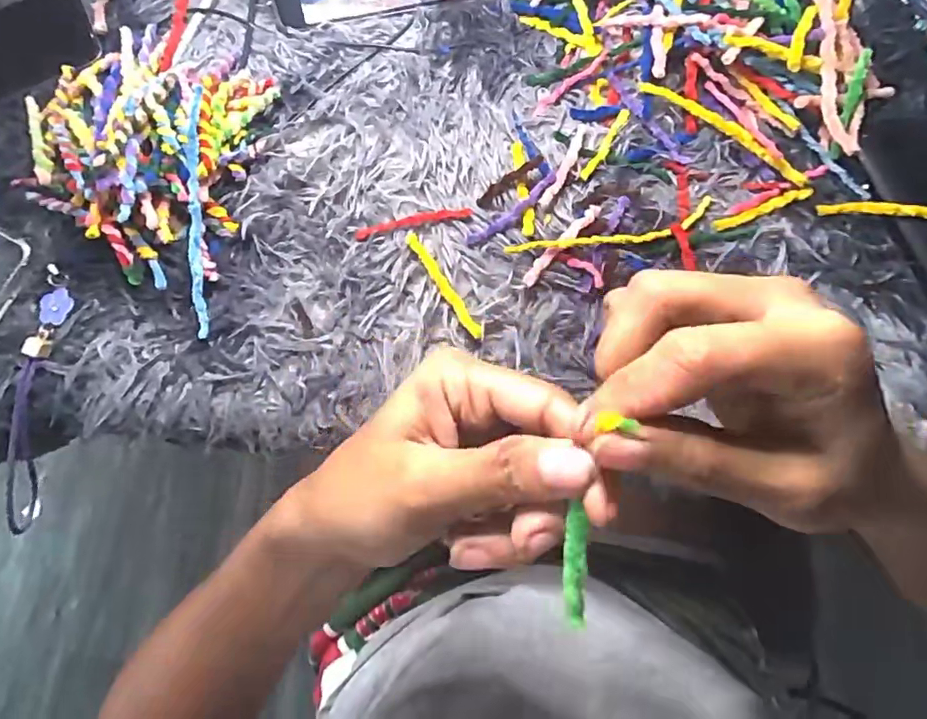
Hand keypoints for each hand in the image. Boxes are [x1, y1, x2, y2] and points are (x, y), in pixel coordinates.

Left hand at [268, 346, 611, 572]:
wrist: (325, 545)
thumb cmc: (362, 499)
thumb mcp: (428, 486)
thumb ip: (503, 473)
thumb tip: (583, 465)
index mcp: (463, 379)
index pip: (544, 402)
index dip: (579, 449)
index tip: (601, 510)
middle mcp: (482, 400)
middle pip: (551, 448)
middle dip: (536, 505)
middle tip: (519, 543)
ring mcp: (486, 439)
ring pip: (542, 486)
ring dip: (516, 529)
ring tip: (469, 548)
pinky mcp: (487, 475)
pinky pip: (522, 508)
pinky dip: (502, 538)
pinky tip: (462, 547)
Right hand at [578, 271, 909, 533]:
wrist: (876, 454)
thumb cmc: (842, 482)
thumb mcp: (779, 494)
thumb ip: (692, 464)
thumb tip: (602, 447)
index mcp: (813, 346)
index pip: (699, 350)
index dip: (635, 388)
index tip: (595, 434)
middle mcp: (779, 297)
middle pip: (662, 295)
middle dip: (618, 352)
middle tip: (606, 412)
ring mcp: (750, 286)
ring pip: (651, 290)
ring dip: (621, 343)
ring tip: (628, 401)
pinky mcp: (726, 289)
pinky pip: (658, 297)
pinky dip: (632, 335)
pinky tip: (646, 377)